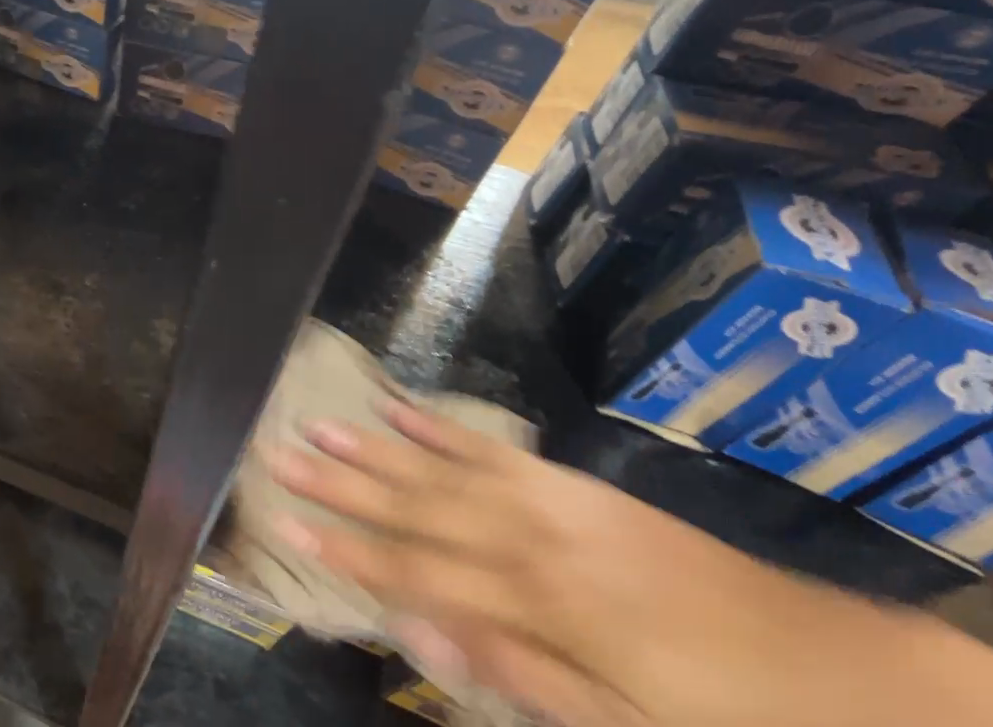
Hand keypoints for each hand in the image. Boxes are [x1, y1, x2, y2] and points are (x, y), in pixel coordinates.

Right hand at [265, 400, 991, 726]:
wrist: (823, 663)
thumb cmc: (708, 714)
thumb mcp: (618, 726)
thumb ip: (513, 674)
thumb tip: (419, 633)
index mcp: (538, 604)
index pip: (416, 571)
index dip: (346, 548)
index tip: (286, 521)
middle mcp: (533, 538)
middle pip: (417, 508)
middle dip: (341, 484)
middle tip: (280, 453)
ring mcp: (553, 503)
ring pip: (445, 469)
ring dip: (378, 447)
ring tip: (321, 423)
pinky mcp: (573, 486)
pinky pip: (494, 450)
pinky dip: (442, 428)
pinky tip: (400, 408)